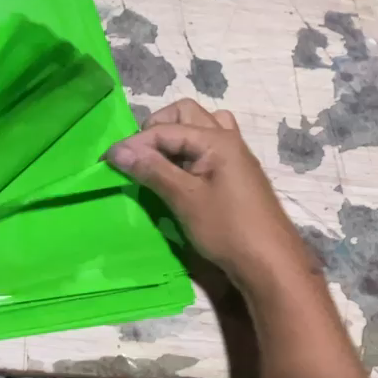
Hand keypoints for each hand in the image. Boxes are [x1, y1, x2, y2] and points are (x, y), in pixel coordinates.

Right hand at [107, 100, 313, 295]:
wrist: (270, 263)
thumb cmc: (227, 229)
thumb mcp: (185, 199)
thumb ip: (152, 170)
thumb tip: (117, 151)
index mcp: (217, 140)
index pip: (164, 130)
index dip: (134, 143)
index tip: (107, 160)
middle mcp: (228, 138)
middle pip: (185, 113)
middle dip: (156, 128)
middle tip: (139, 155)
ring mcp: (235, 154)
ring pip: (201, 125)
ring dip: (176, 134)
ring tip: (159, 159)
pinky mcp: (236, 172)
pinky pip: (210, 144)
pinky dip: (190, 148)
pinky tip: (180, 172)